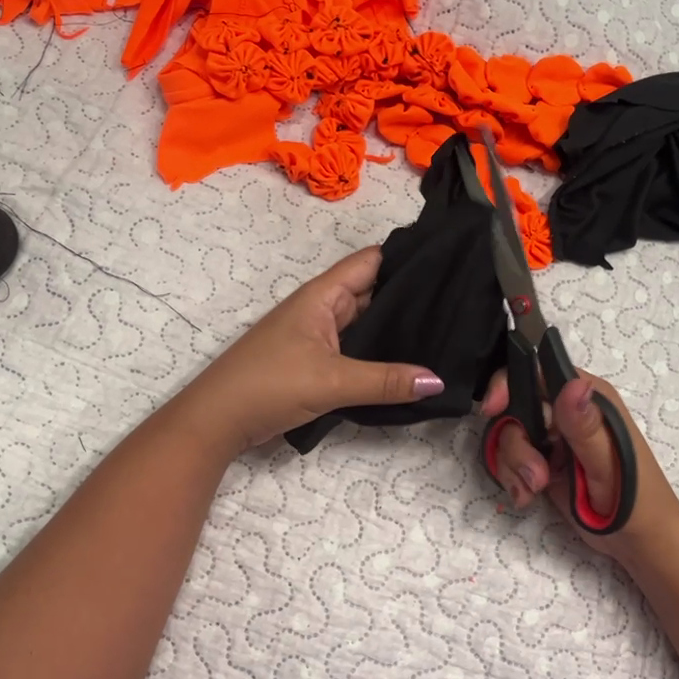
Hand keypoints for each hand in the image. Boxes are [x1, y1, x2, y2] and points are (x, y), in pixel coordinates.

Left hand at [181, 247, 442, 450]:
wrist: (217, 420)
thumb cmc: (269, 384)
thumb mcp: (332, 382)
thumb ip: (386, 381)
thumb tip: (438, 381)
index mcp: (322, 295)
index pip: (372, 261)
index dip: (408, 257)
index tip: (451, 260)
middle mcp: (322, 309)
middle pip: (373, 292)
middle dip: (411, 297)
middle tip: (461, 302)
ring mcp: (318, 337)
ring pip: (366, 324)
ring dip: (396, 329)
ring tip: (447, 331)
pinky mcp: (316, 363)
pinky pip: (356, 350)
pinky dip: (380, 354)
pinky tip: (410, 365)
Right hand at [481, 370, 678, 559]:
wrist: (639, 543)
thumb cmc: (635, 500)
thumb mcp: (608, 464)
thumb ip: (585, 426)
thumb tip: (573, 385)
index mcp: (589, 398)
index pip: (538, 371)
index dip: (509, 384)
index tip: (494, 409)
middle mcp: (566, 411)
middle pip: (515, 407)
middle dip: (515, 444)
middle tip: (534, 476)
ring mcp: (553, 437)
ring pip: (508, 436)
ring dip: (514, 466)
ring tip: (534, 490)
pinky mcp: (542, 461)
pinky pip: (509, 459)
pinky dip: (512, 478)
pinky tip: (527, 497)